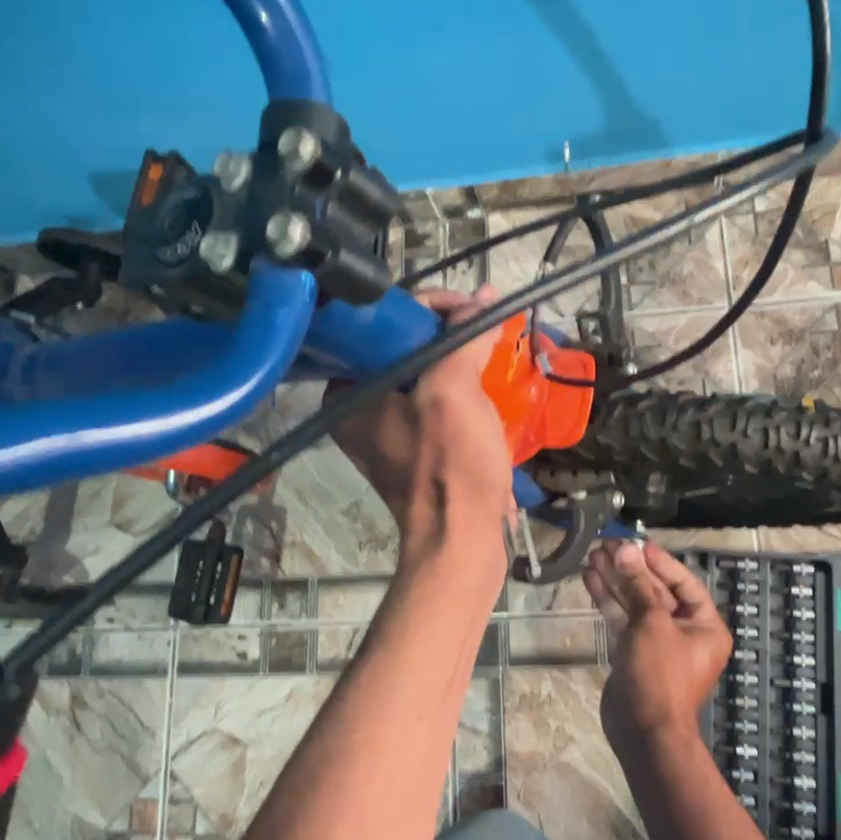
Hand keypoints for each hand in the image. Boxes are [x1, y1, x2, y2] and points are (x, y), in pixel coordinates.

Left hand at [327, 286, 513, 562]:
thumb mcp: (454, 391)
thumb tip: (484, 298)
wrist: (462, 541)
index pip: (384, 326)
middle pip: (404, 348)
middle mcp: (357, 409)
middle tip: (485, 327)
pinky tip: (487, 387)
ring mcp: (384, 433)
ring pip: (422, 376)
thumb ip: (463, 339)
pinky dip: (459, 391)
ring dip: (458, 362)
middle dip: (449, 334)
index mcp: (349, 392)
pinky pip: (433, 405)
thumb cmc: (450, 465)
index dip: (431, 308)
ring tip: (491, 349)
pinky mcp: (412, 452)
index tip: (473, 307)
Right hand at [586, 540, 731, 754]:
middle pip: (657, 591)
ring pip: (636, 604)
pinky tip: (591, 579)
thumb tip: (626, 549)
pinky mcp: (634, 654)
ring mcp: (657, 644)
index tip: (635, 543)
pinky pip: (624, 621)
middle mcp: (685, 632)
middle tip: (606, 545)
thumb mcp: (652, 623)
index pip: (684, 582)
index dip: (659, 562)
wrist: (644, 731)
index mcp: (705, 625)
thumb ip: (638, 584)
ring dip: (616, 581)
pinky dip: (609, 601)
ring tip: (593, 556)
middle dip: (631, 569)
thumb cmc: (660, 673)